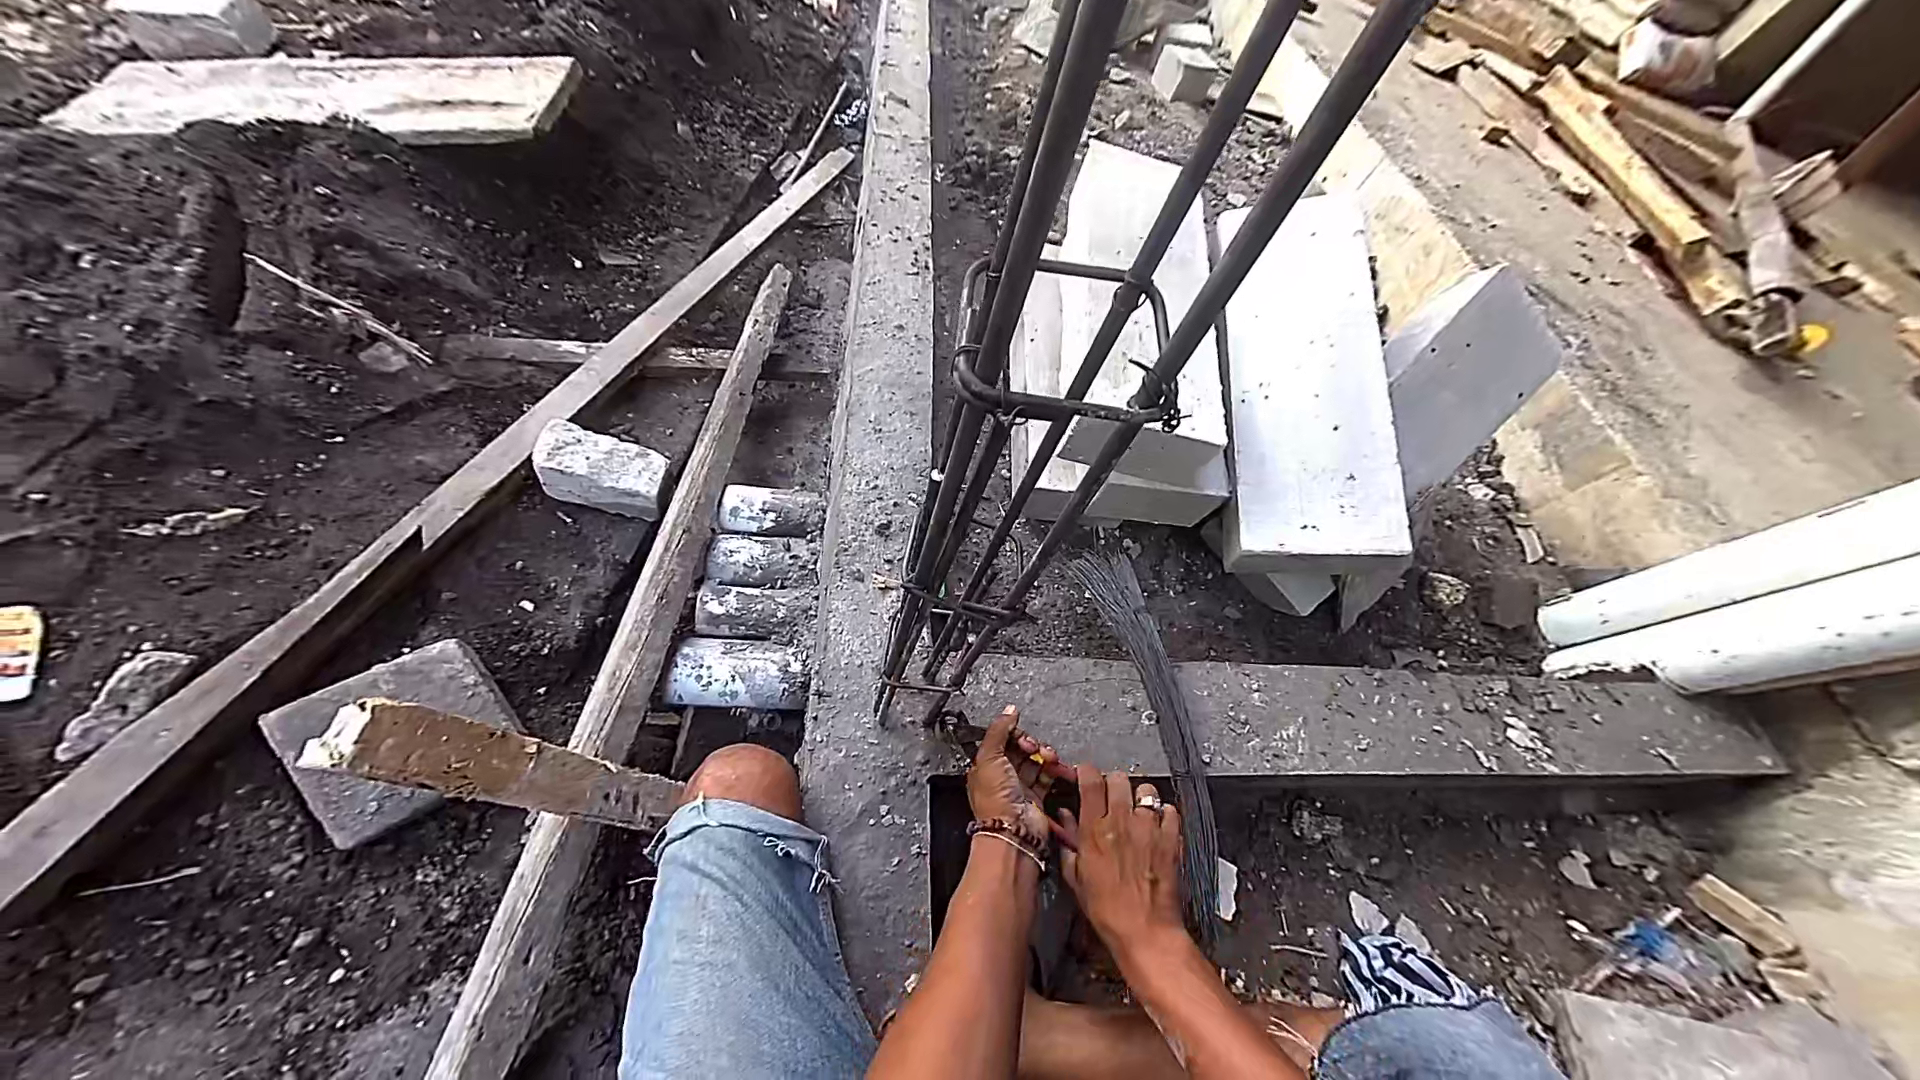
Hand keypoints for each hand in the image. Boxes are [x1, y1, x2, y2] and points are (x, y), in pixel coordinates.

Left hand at [965, 706, 1060, 848]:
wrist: (1013, 832)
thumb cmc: (995, 801)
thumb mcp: (990, 756)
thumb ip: (999, 730)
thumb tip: (1008, 711)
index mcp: (986, 765)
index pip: (1003, 740)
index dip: (1016, 736)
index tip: (1023, 738)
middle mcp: (1002, 776)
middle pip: (1022, 750)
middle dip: (1033, 745)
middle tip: (1036, 749)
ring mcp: (1020, 787)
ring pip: (1036, 762)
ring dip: (1046, 756)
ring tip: (1051, 758)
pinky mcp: (1036, 798)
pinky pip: (1048, 778)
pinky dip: (1056, 771)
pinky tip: (1060, 768)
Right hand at [1058, 767, 1185, 959]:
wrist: (1145, 932)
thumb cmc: (1107, 909)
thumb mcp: (1076, 876)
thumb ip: (1069, 841)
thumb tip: (1064, 817)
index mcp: (1094, 829)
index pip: (1091, 780)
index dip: (1087, 772)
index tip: (1086, 776)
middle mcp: (1122, 821)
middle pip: (1118, 778)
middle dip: (1113, 784)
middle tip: (1111, 798)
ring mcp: (1149, 828)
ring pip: (1146, 790)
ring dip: (1139, 797)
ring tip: (1137, 812)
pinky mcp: (1171, 839)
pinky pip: (1170, 810)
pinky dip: (1164, 814)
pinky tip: (1157, 826)